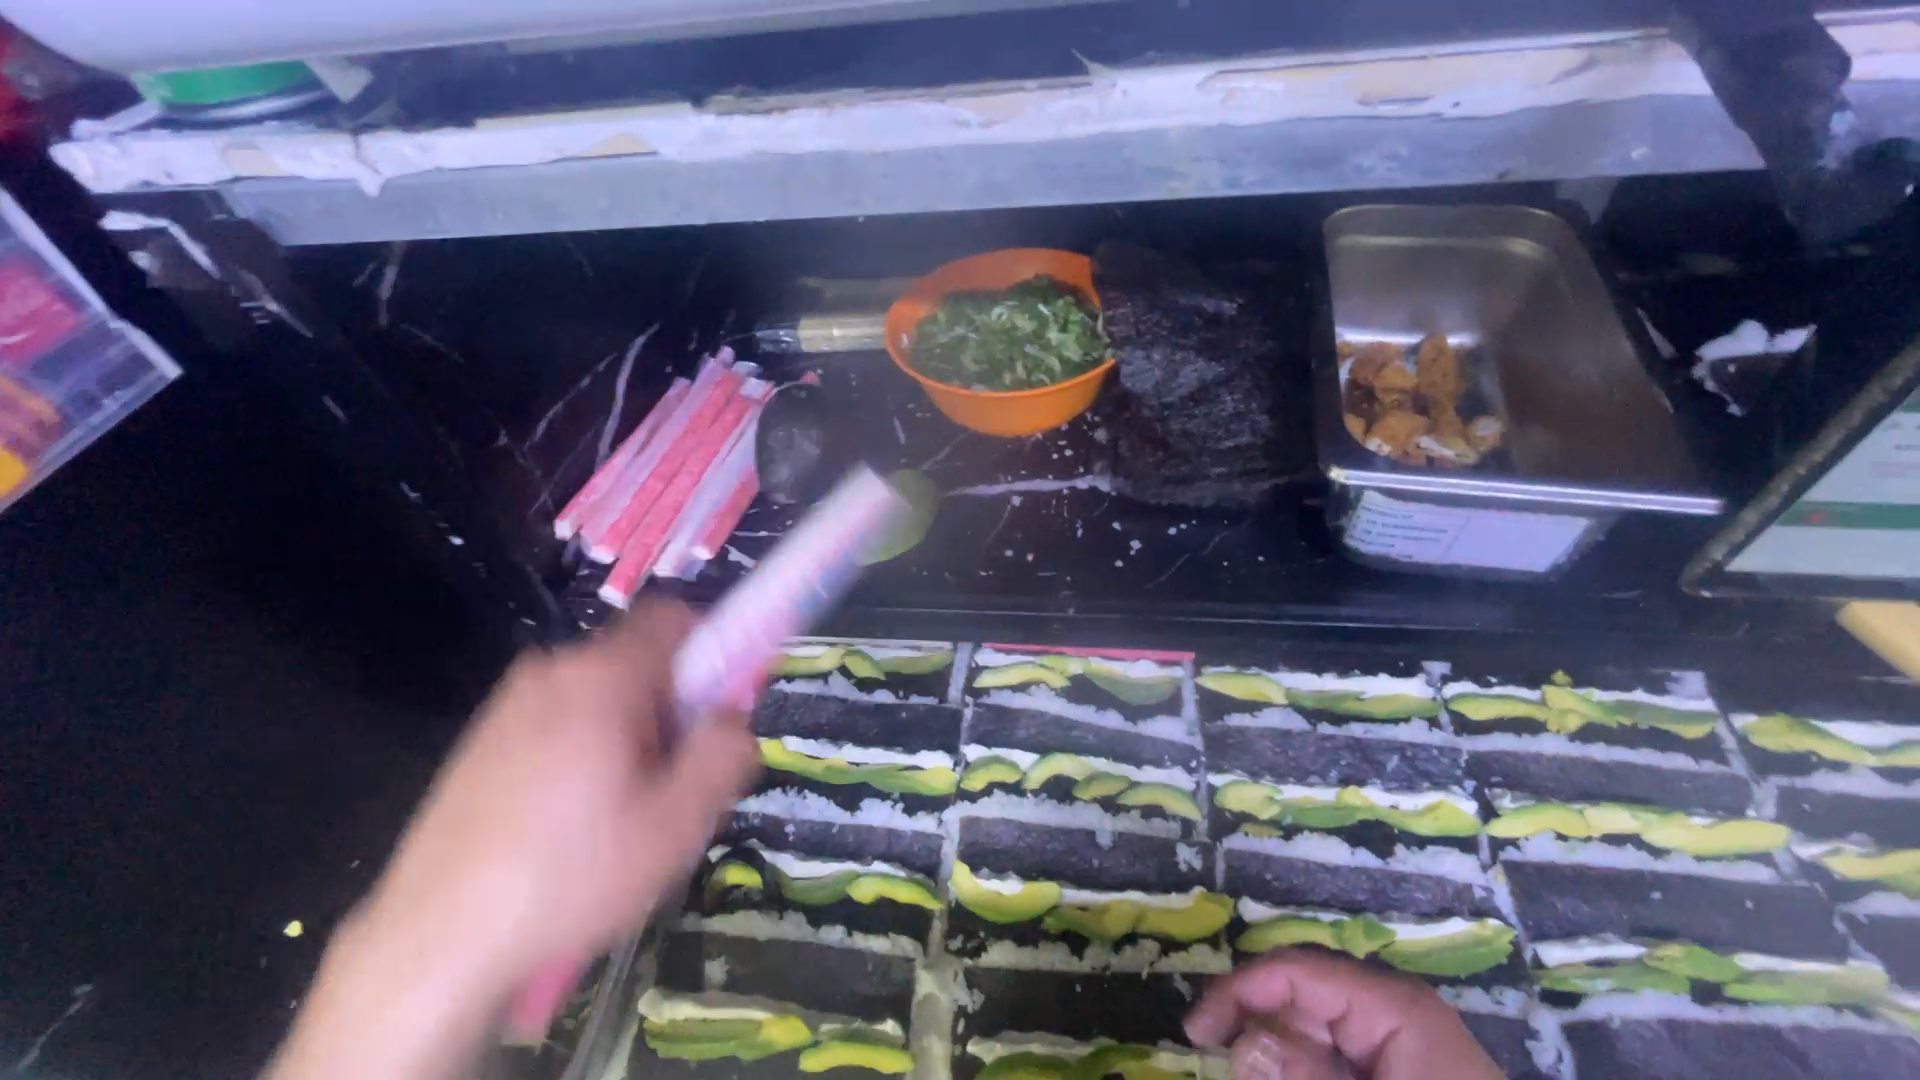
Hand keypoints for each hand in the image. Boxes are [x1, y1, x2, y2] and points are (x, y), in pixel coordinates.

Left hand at [268, 600, 762, 1079]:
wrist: (433, 943)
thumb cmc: (571, 875)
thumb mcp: (678, 822)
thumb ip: (726, 751)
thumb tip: (733, 717)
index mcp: (601, 676)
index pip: (676, 617)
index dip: (715, 650)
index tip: (720, 712)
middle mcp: (551, 670)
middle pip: (641, 663)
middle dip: (674, 710)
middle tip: (675, 785)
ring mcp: (508, 704)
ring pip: (602, 698)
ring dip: (631, 737)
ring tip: (623, 817)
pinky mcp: (481, 741)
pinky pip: (561, 722)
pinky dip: (587, 754)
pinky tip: (573, 826)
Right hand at [1185, 951, 1503, 1079]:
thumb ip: (1307, 1075)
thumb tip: (1243, 1041)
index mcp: (1391, 1006)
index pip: (1295, 970)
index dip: (1238, 991)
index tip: (1195, 1032)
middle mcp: (1390, 1008)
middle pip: (1299, 994)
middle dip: (1254, 1024)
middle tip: (1213, 1060)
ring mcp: (1396, 1038)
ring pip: (1312, 1025)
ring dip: (1277, 1050)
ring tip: (1246, 1070)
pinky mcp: (1395, 1065)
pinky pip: (1333, 1051)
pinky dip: (1304, 1065)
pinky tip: (1285, 1072)